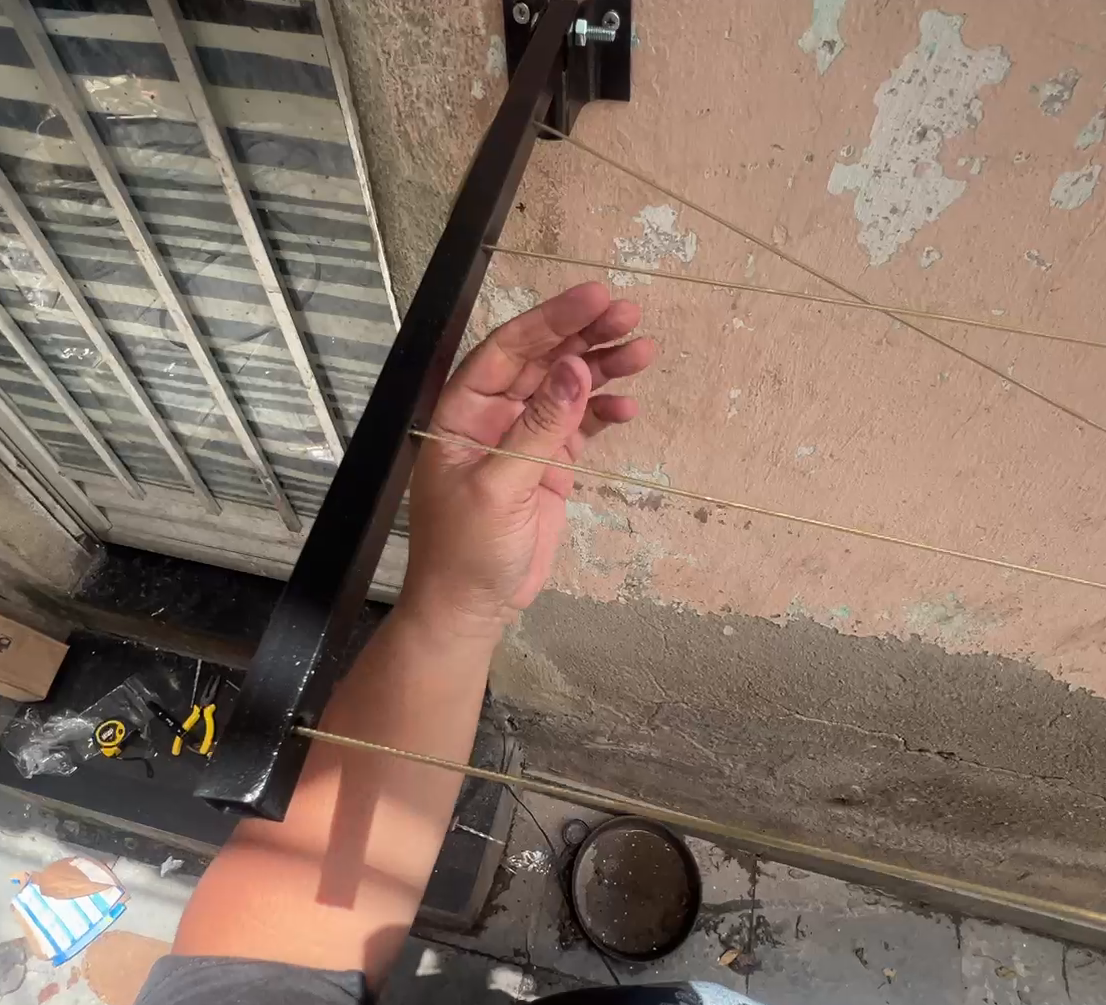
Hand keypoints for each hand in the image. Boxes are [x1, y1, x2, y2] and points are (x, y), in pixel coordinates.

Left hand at [399, 282, 657, 638]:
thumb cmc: (466, 549)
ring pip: (566, 391)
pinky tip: (628, 406)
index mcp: (463, 412)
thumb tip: (575, 369)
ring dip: (603, 370)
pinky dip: (603, 415)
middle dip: (584, 336)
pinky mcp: (550, 466)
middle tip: (630, 313)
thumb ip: (537, 428)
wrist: (474, 606)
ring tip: (643, 350)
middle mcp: (494, 416)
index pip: (507, 351)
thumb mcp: (498, 487)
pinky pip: (580, 428)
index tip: (594, 297)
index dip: (549, 321)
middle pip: (543, 362)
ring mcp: (526, 439)